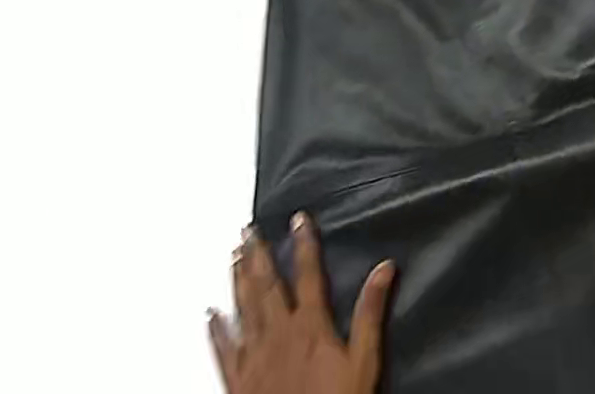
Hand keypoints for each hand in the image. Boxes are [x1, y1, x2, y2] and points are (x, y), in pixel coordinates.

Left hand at [209, 214, 396, 393]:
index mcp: (310, 325)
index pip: (307, 273)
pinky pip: (223, 350)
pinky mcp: (236, 383)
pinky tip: (210, 313)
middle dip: (258, 254)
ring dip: (238, 279)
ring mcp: (254, 357)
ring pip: (243, 308)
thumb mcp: (364, 362)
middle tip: (249, 229)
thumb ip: (371, 313)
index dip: (303, 243)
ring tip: (234, 254)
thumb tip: (384, 267)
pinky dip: (216, 329)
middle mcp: (278, 334)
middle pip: (267, 285)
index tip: (298, 218)